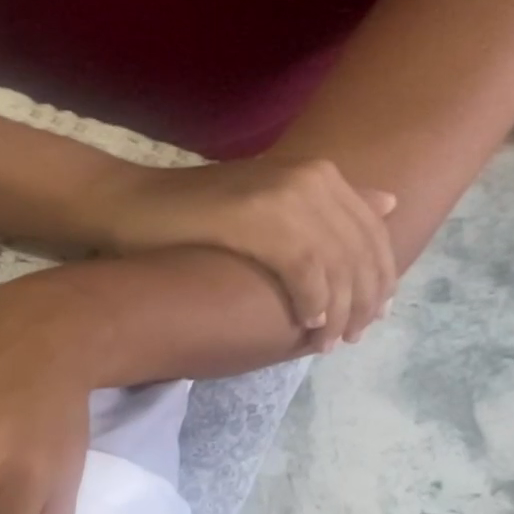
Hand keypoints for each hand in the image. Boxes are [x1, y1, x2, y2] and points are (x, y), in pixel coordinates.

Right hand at [96, 157, 398, 350]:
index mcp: (317, 172)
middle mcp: (311, 179)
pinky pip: (304, 269)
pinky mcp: (258, 221)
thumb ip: (316, 204)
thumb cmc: (179, 209)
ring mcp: (286, 197)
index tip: (372, 314)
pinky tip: (308, 324)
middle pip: (359, 249)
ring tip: (330, 341)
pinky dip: (312, 300)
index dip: (377, 276)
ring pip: (337, 263)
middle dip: (363, 299)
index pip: (369, 230)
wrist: (124, 202)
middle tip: (353, 337)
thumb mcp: (257, 199)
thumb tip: (390, 202)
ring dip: (340, 309)